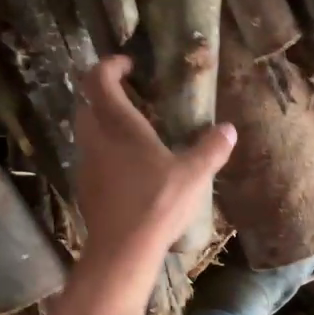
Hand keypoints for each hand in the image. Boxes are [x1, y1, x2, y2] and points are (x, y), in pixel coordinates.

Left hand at [74, 56, 235, 274]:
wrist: (122, 250)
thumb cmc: (157, 203)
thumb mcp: (194, 175)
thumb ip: (211, 149)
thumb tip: (228, 129)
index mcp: (118, 126)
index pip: (99, 80)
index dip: (109, 66)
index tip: (128, 64)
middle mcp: (95, 139)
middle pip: (87, 103)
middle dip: (105, 93)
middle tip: (132, 96)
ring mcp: (86, 165)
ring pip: (87, 132)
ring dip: (104, 123)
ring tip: (134, 132)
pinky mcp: (85, 188)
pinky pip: (91, 158)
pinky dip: (105, 151)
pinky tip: (129, 168)